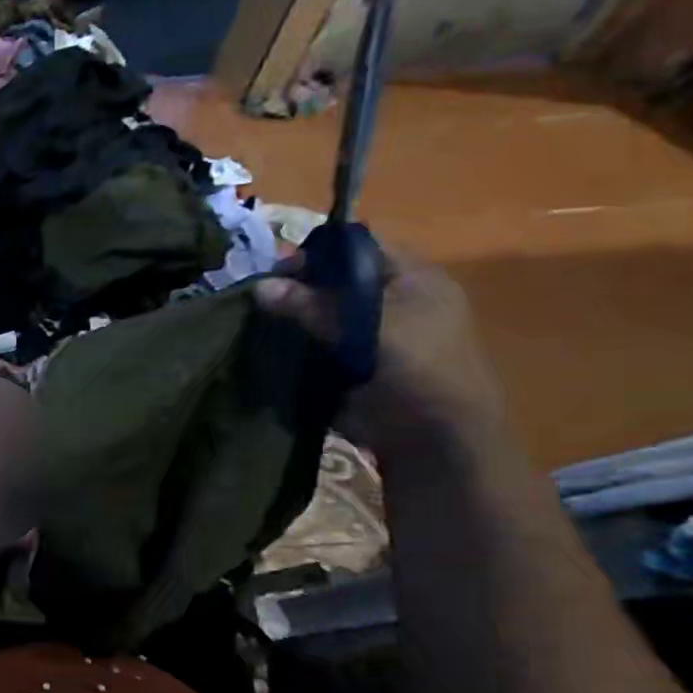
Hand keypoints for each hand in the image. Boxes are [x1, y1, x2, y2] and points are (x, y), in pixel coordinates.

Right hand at [256, 253, 505, 456]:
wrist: (438, 445)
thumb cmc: (421, 371)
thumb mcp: (371, 328)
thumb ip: (315, 306)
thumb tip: (259, 287)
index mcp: (411, 279)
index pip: (359, 248)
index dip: (319, 252)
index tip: (277, 268)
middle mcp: (391, 304)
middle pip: (336, 284)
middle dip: (299, 289)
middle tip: (258, 299)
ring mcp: (372, 341)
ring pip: (323, 320)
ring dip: (294, 323)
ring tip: (255, 324)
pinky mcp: (354, 374)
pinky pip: (319, 354)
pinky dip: (297, 353)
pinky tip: (269, 352)